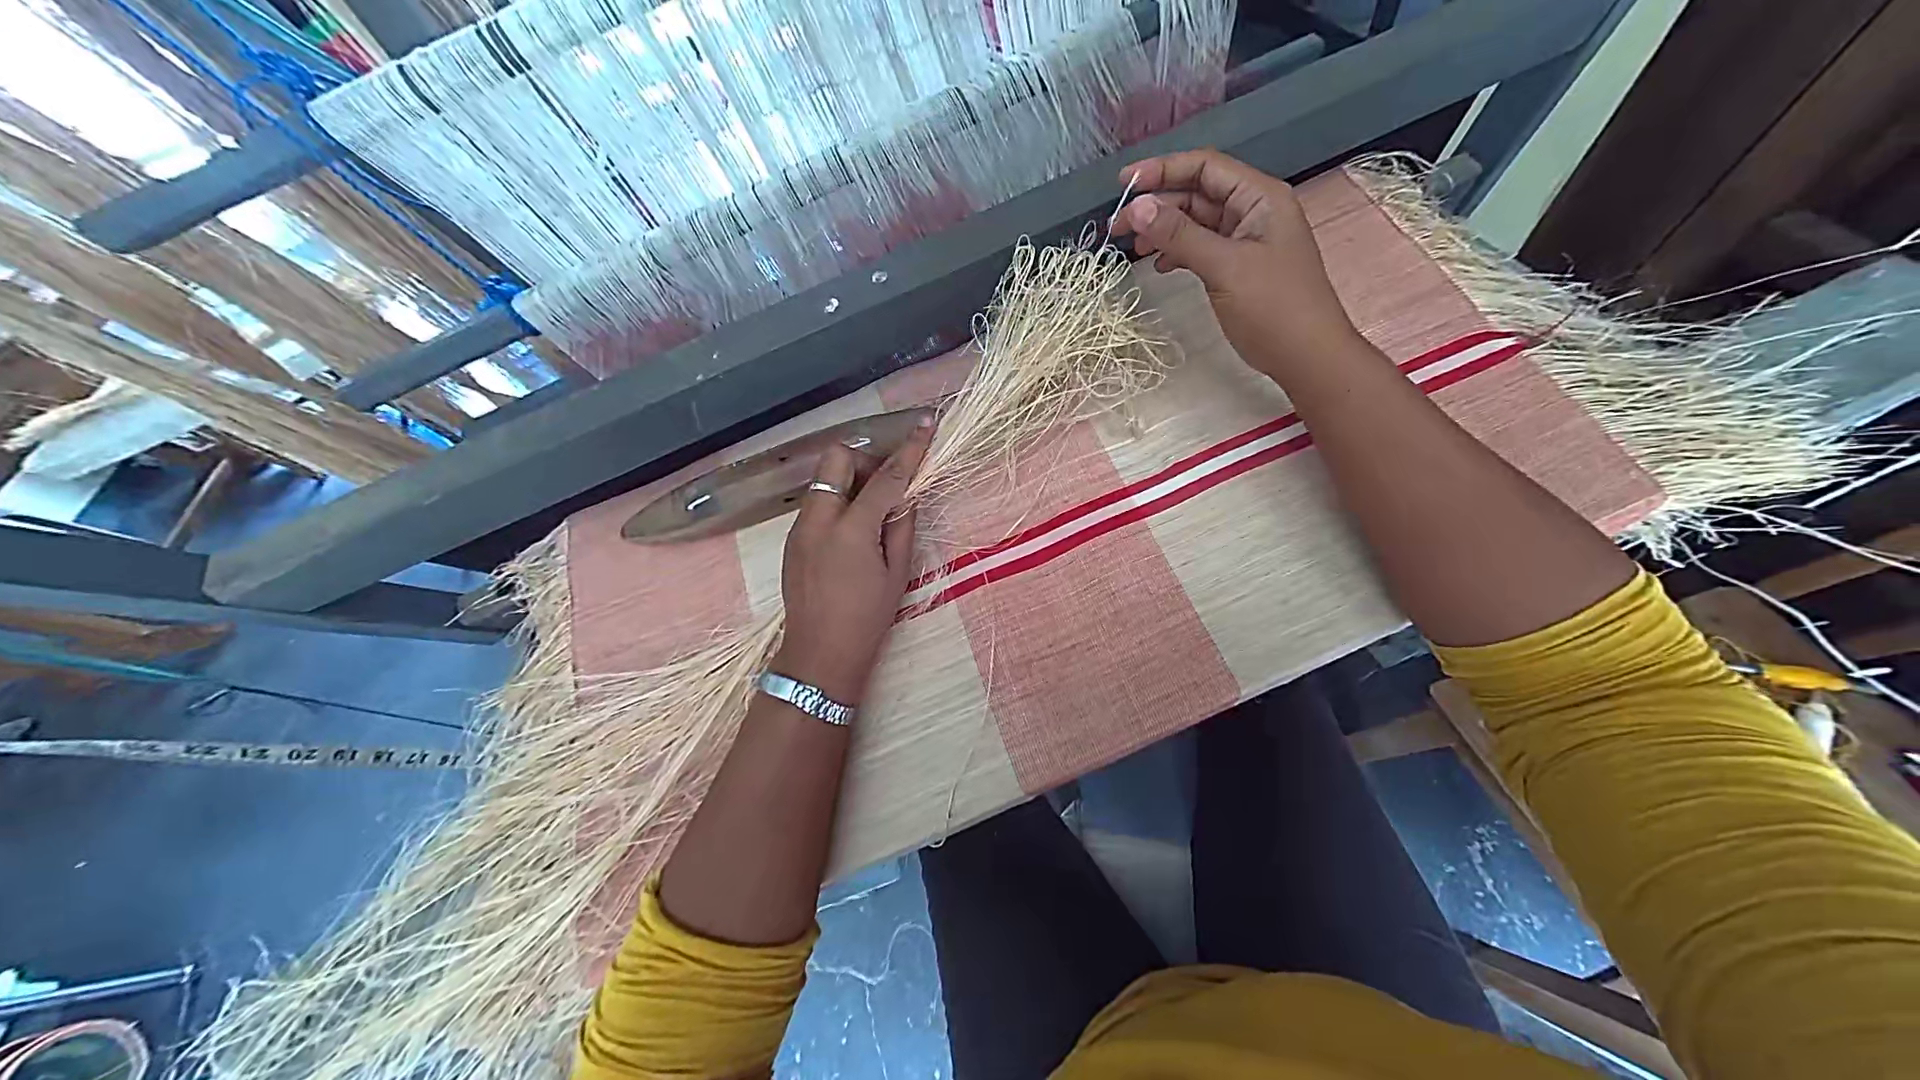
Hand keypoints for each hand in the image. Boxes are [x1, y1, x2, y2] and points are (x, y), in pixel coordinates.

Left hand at [773, 413, 935, 706]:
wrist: (819, 655)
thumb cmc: (866, 619)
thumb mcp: (897, 574)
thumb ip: (902, 526)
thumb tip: (906, 495)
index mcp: (851, 529)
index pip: (885, 477)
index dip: (908, 449)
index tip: (923, 424)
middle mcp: (818, 519)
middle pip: (836, 458)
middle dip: (864, 459)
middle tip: (886, 485)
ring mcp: (799, 528)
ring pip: (823, 480)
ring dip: (850, 481)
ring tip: (872, 512)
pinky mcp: (792, 540)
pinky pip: (816, 503)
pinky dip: (837, 502)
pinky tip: (852, 532)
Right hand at [1112, 150, 1363, 377]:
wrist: (1307, 357)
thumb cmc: (1274, 308)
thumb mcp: (1224, 267)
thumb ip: (1180, 235)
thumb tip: (1138, 208)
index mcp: (1258, 197)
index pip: (1204, 167)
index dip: (1162, 169)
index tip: (1123, 184)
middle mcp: (1252, 211)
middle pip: (1196, 193)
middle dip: (1157, 205)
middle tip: (1117, 228)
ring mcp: (1245, 240)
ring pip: (1195, 222)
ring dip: (1163, 230)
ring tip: (1134, 248)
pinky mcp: (1237, 267)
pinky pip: (1200, 248)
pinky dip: (1177, 252)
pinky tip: (1160, 266)